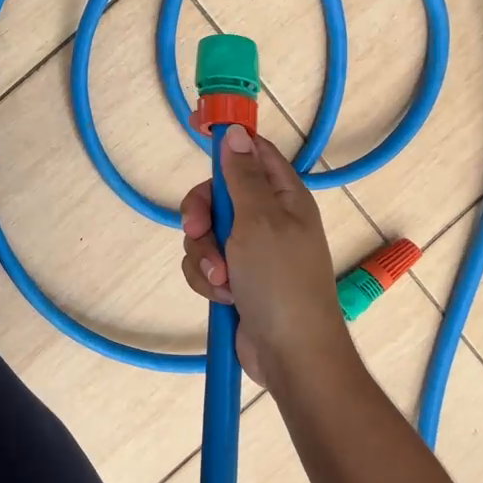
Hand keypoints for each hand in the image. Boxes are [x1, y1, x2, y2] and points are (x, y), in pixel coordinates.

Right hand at [180, 125, 349, 385]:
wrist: (290, 355)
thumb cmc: (281, 281)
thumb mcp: (259, 219)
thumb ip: (241, 175)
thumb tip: (235, 131)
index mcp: (283, 197)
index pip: (252, 151)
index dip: (225, 139)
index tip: (193, 127)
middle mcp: (267, 218)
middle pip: (216, 193)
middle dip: (201, 215)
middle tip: (200, 231)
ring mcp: (250, 250)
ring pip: (204, 231)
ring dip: (204, 254)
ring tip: (222, 279)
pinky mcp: (235, 277)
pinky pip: (203, 261)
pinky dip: (206, 277)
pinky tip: (222, 295)